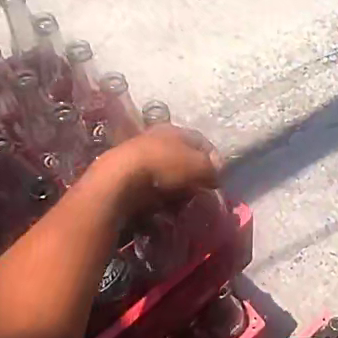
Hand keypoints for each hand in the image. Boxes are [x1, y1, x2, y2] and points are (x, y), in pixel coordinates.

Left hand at [88, 124, 222, 217]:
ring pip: (166, 173)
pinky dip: (159, 198)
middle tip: (202, 191)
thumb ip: (213, 168)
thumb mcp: (199, 166)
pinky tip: (164, 208)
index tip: (220, 176)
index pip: (201, 140)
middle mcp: (155, 138)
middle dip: (193, 174)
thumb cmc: (164, 166)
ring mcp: (138, 157)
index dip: (213, 157)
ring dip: (176, 188)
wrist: (118, 182)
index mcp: (174, 129)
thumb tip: (218, 173)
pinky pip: (150, 188)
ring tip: (184, 203)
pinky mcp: (125, 178)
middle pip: (182, 157)